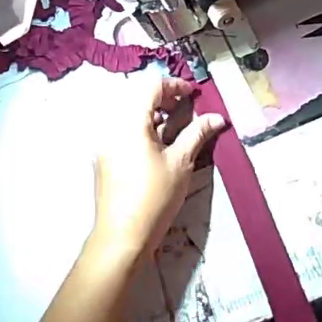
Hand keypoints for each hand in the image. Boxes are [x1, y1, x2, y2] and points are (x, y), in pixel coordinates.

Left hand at [87, 76, 223, 267]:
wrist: (122, 236)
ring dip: (153, 116)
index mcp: (129, 121)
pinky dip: (142, 131)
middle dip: (164, 99)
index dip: (174, 86)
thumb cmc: (154, 196)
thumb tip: (217, 117)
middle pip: (138, 99)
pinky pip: (123, 134)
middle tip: (186, 109)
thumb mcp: (181, 162)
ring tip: (175, 129)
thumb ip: (197, 134)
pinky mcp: (104, 160)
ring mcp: (105, 144)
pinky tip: (158, 148)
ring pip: (129, 117)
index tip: (193, 93)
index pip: (150, 87)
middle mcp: (112, 127)